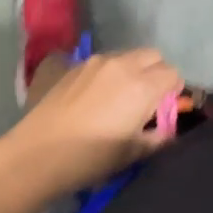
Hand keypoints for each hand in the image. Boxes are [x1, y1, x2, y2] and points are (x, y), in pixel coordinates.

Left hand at [4, 48, 181, 196]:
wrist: (40, 151)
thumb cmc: (91, 157)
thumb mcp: (131, 154)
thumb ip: (157, 138)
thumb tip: (166, 131)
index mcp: (142, 86)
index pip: (173, 73)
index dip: (173, 90)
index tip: (163, 109)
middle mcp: (123, 65)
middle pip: (153, 55)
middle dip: (156, 73)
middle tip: (147, 100)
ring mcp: (97, 61)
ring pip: (128, 55)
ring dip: (134, 70)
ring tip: (120, 97)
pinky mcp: (76, 65)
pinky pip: (106, 61)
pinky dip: (111, 72)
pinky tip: (97, 97)